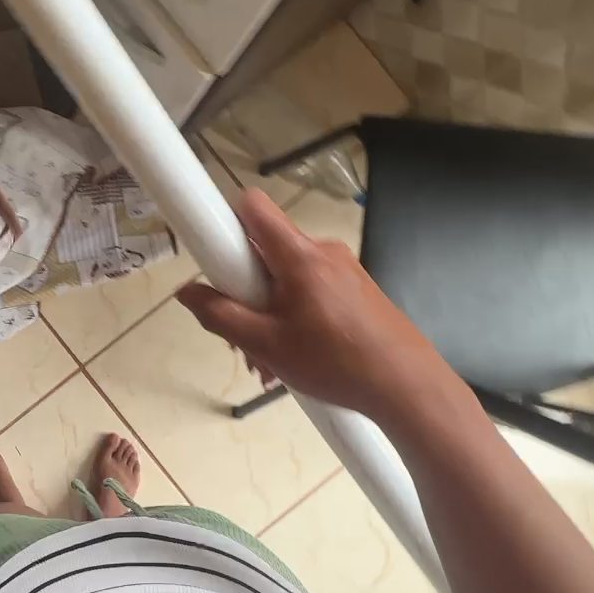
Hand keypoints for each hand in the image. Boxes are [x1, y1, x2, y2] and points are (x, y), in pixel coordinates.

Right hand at [176, 189, 457, 425]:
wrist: (407, 385)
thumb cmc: (334, 362)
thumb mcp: (265, 344)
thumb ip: (219, 315)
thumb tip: (186, 292)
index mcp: (299, 255)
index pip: (253, 207)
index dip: (224, 221)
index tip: (211, 256)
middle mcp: (322, 251)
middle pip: (264, 251)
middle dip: (242, 291)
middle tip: (239, 335)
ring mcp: (343, 269)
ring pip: (285, 278)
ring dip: (265, 314)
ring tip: (267, 360)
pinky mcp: (355, 289)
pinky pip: (308, 292)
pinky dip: (291, 318)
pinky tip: (293, 358)